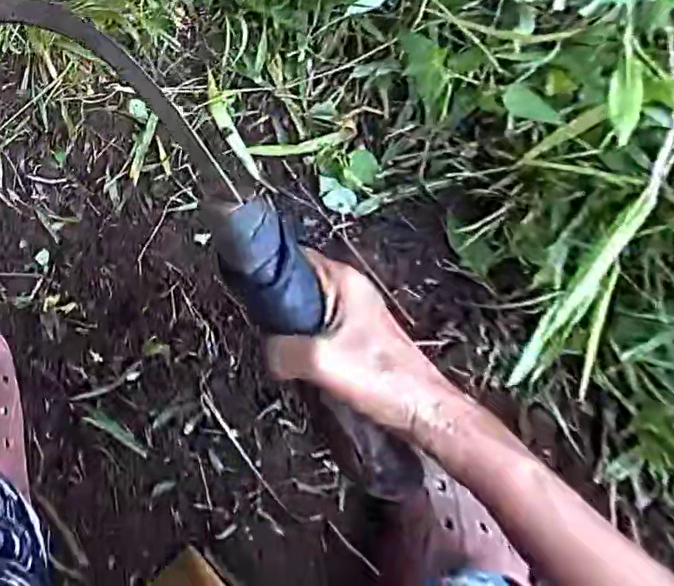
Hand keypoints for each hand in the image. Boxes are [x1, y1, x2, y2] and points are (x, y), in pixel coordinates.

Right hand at [265, 251, 466, 444]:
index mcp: (341, 278)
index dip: (262, 267)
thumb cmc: (385, 382)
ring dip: (287, 322)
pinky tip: (297, 356)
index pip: (286, 254)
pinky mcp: (356, 334)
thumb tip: (265, 353)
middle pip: (292, 279)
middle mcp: (348, 286)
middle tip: (260, 321)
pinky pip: (314, 323)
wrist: (431, 419)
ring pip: (302, 304)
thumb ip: (278, 349)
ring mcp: (354, 310)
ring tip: (277, 341)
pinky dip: (301, 336)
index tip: (242, 285)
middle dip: (273, 299)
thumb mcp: (318, 361)